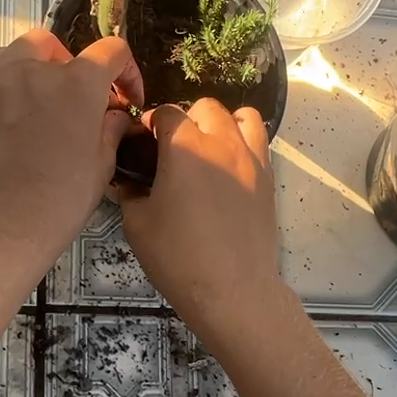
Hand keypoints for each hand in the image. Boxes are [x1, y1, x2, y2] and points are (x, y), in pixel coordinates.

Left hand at [0, 29, 141, 276]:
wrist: (2, 227)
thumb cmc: (60, 201)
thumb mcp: (101, 165)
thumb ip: (111, 128)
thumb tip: (114, 113)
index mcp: (78, 85)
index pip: (111, 52)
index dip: (127, 71)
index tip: (127, 98)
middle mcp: (36, 70)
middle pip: (61, 48)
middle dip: (77, 69)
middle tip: (81, 103)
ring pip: (23, 51)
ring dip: (41, 67)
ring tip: (47, 102)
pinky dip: (13, 80)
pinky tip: (19, 113)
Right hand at [118, 98, 290, 340]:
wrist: (232, 289)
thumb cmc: (178, 257)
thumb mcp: (137, 225)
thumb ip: (130, 194)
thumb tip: (128, 183)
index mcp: (184, 146)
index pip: (166, 113)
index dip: (151, 122)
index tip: (142, 141)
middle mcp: (222, 142)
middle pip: (206, 108)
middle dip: (187, 119)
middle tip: (173, 148)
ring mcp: (251, 159)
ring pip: (242, 117)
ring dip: (222, 124)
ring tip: (209, 149)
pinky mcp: (269, 179)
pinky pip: (260, 143)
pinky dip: (244, 144)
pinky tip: (229, 170)